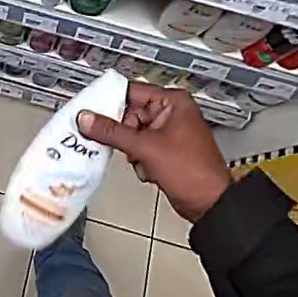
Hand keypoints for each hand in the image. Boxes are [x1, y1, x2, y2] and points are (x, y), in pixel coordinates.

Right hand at [78, 84, 230, 222]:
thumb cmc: (193, 171)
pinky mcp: (164, 151)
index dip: (109, 101)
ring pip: (132, 134)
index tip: (89, 109)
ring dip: (132, 151)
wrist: (209, 204)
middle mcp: (171, 113)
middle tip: (116, 142)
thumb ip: (112, 132)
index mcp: (172, 101)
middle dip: (124, 135)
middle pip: (129, 115)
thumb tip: (87, 119)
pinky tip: (151, 170)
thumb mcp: (145, 147)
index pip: (131, 91)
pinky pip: (139, 149)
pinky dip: (140, 161)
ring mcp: (168, 133)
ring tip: (143, 160)